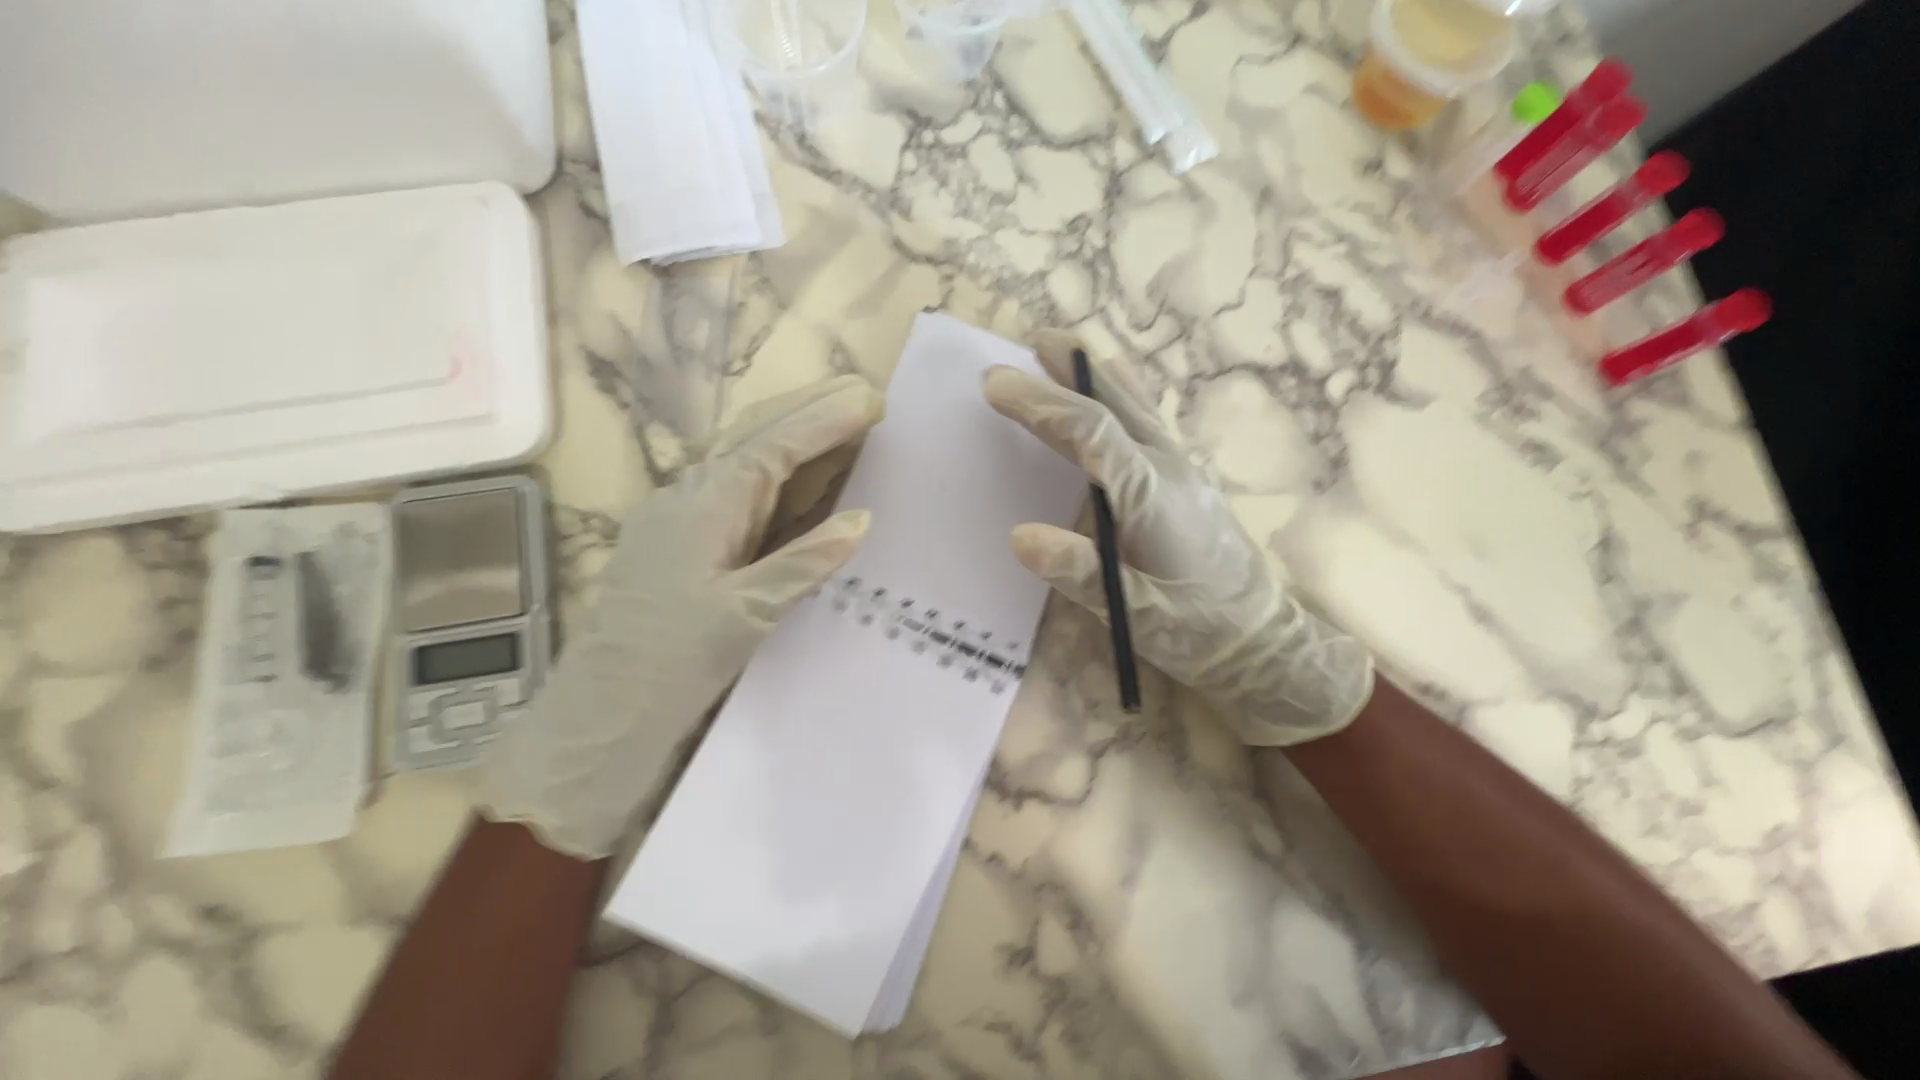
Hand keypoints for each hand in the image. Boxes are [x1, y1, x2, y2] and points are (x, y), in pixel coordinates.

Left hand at [478, 375, 884, 858]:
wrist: (605, 708)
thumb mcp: (749, 611)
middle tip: (859, 391)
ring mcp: (676, 513)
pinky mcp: (674, 537)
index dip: (824, 420)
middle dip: (807, 408)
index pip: (776, 445)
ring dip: (786, 431)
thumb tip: (861, 518)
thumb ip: (804, 561)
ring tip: (833, 417)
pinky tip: (784, 474)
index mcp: (708, 502)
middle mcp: (689, 493)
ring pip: (738, 455)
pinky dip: (767, 466)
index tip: (870, 400)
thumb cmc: (676, 659)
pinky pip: (729, 483)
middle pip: (753, 433)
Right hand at [983, 334, 1373, 745]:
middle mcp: (1169, 469)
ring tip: (1057, 344)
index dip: (1042, 405)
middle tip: (1018, 347)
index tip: (996, 384)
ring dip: (1092, 373)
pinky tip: (1115, 378)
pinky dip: (1122, 390)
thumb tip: (1020, 536)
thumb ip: (1081, 574)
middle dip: (1062, 376)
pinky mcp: (1185, 478)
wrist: (1260, 640)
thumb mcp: (1136, 616)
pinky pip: (1148, 419)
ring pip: (1134, 405)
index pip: (1091, 435)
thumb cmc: (1196, 632)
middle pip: (1111, 407)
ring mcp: (1181, 469)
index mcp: (1151, 497)